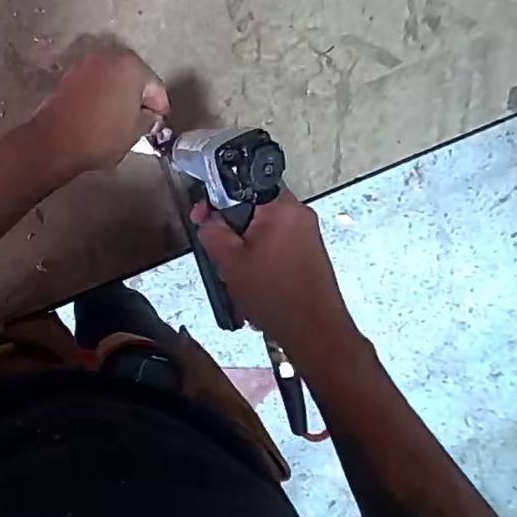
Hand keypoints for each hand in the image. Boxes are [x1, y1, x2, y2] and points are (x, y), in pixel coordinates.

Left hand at [29, 50, 168, 175]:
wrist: (55, 141)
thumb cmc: (102, 136)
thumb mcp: (135, 132)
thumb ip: (149, 120)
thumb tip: (150, 117)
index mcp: (131, 67)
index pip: (156, 87)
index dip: (161, 108)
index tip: (160, 124)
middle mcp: (108, 59)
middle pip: (133, 78)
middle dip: (139, 98)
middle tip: (142, 121)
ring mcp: (85, 66)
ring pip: (112, 81)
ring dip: (119, 96)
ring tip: (120, 120)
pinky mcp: (68, 78)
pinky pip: (93, 86)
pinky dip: (100, 97)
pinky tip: (100, 116)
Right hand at [193, 194, 358, 359]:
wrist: (312, 330)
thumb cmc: (276, 296)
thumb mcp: (229, 261)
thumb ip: (212, 231)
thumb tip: (207, 220)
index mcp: (281, 208)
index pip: (242, 186)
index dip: (216, 201)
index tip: (204, 216)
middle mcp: (299, 215)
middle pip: (253, 210)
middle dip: (232, 230)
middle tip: (219, 252)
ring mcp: (307, 236)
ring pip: (263, 231)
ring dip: (245, 249)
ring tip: (238, 275)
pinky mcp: (309, 255)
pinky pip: (276, 247)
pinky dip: (261, 260)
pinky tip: (254, 284)